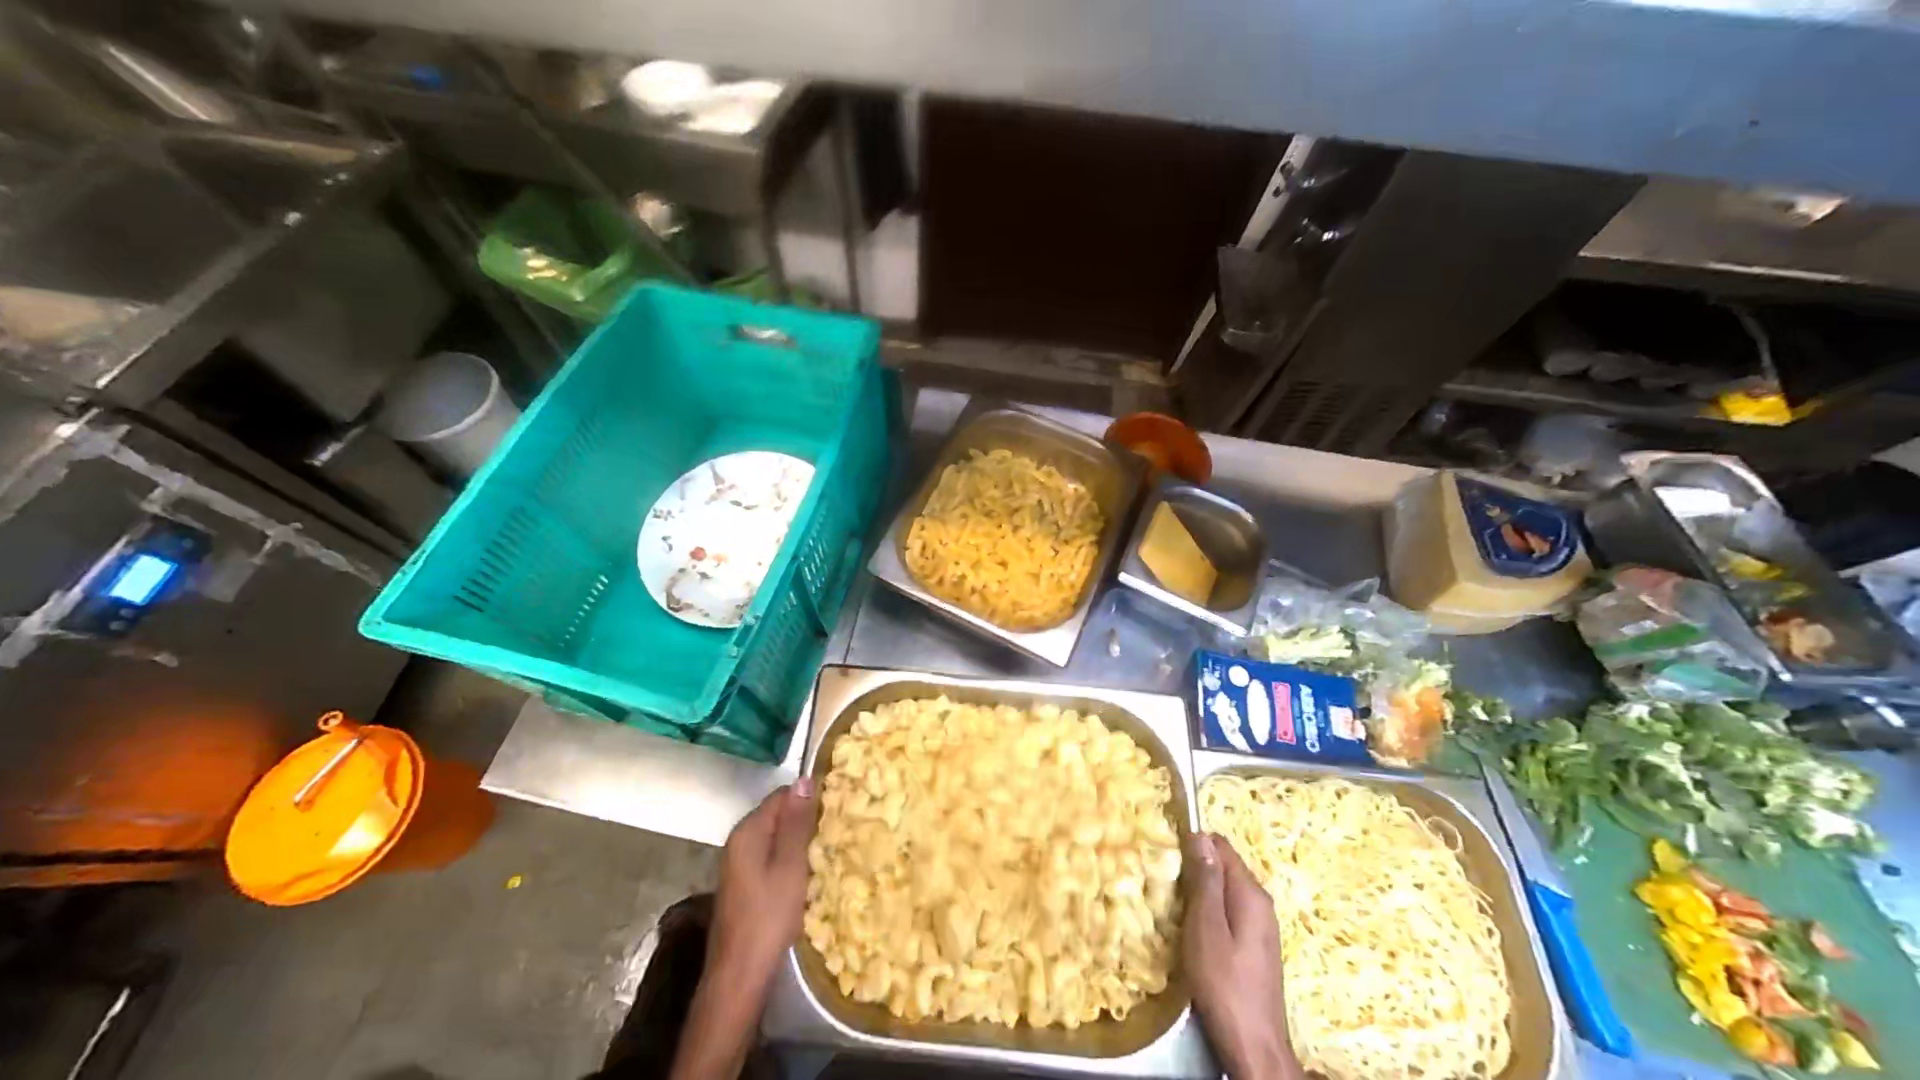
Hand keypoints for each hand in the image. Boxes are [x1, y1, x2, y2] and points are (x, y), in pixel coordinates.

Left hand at [708, 779, 817, 988]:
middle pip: (778, 816)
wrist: (739, 978)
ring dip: (801, 842)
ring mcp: (740, 866)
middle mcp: (739, 842)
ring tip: (830, 850)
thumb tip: (804, 779)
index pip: (782, 795)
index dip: (810, 798)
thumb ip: (797, 823)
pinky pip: (772, 859)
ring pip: (777, 839)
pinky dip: (791, 861)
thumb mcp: (790, 866)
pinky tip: (810, 875)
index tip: (838, 807)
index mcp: (748, 832)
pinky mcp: (745, 886)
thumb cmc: (769, 918)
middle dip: (806, 820)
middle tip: (839, 830)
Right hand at [1183, 832, 1302, 1079]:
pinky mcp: (1254, 945)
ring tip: (1171, 903)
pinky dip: (1208, 911)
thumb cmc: (1224, 985)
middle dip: (1194, 866)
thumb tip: (1200, 835)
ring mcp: (1260, 926)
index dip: (1193, 843)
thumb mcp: (1206, 928)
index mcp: (1250, 893)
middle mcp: (1261, 903)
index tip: (1165, 854)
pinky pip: (1228, 911)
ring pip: (1224, 890)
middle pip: (1223, 866)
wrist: (1254, 1047)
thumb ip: (1204, 881)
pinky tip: (1190, 928)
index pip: (1221, 845)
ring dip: (1199, 890)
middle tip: (1163, 881)